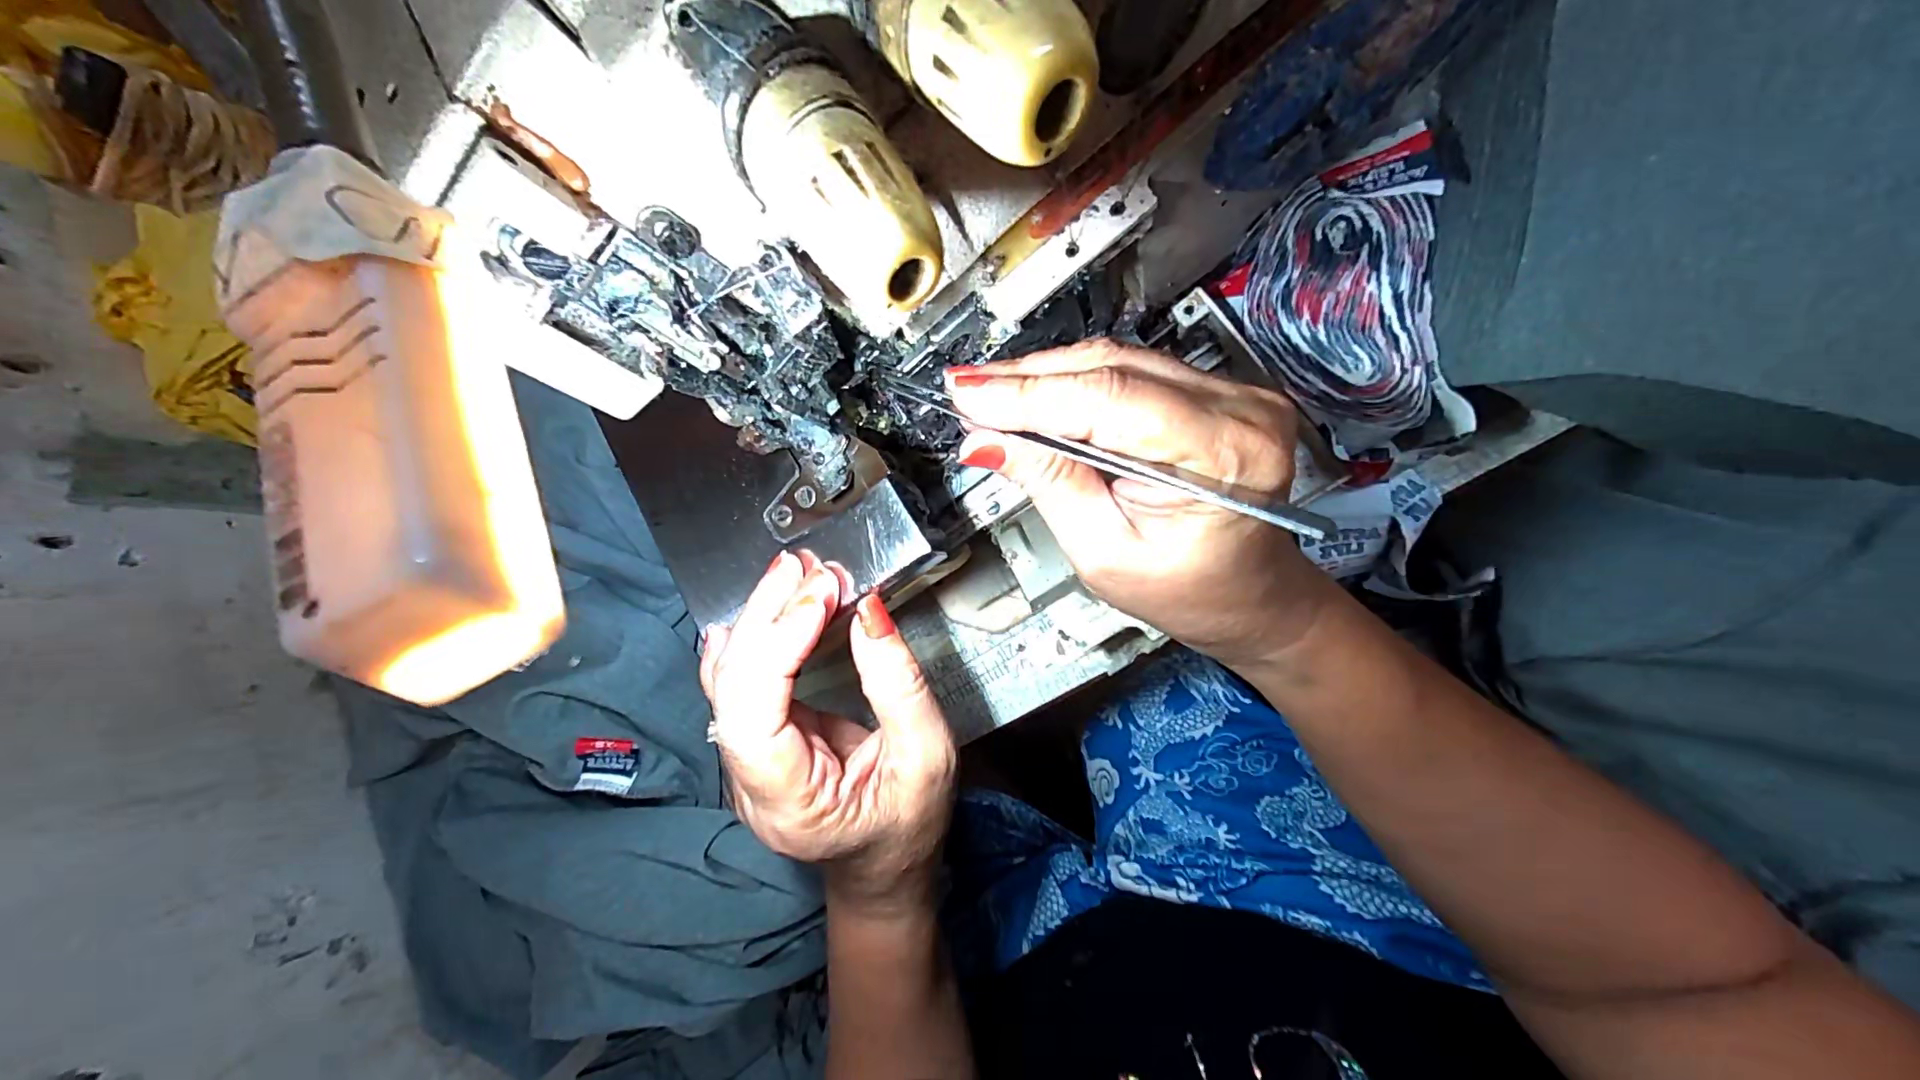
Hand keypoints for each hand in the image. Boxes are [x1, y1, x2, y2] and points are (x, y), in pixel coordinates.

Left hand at [700, 550, 955, 911]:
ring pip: (729, 680)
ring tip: (791, 575)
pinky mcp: (757, 739)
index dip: (780, 645)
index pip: (756, 714)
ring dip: (758, 619)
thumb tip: (870, 612)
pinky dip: (752, 637)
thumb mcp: (926, 757)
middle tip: (806, 570)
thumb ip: (898, 687)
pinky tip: (761, 607)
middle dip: (768, 618)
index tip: (819, 596)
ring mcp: (745, 761)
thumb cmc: (908, 824)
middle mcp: (750, 783)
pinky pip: (739, 683)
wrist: (883, 865)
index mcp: (788, 803)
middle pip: (733, 688)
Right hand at [948, 340, 1338, 668]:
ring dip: (1046, 377)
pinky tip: (1037, 392)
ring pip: (1116, 361)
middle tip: (966, 390)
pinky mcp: (1215, 390)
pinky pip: (1132, 370)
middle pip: (1110, 368)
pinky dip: (1077, 381)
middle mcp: (1241, 410)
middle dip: (1026, 379)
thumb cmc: (1192, 590)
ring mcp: (1234, 393)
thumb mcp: (1105, 551)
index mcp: (1224, 456)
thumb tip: (988, 439)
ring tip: (990, 394)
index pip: (1105, 399)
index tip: (968, 396)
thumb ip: (1049, 482)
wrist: (1247, 591)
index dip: (1025, 395)